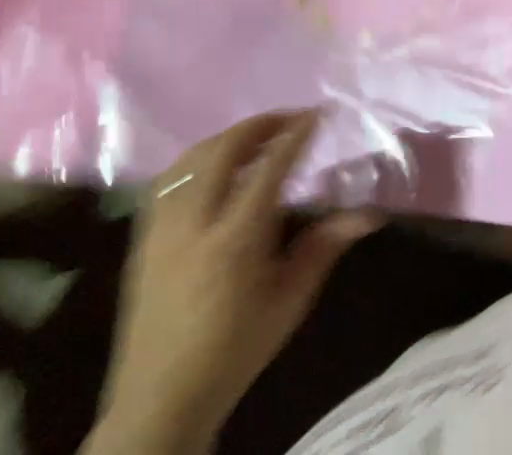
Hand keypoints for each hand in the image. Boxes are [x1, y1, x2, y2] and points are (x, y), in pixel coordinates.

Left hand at [88, 112, 381, 454]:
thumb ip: (324, 247)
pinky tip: (212, 168)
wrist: (163, 395)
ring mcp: (161, 229)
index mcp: (236, 240)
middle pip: (222, 151)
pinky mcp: (142, 239)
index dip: (294, 135)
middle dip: (258, 126)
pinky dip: (194, 160)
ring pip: (189, 160)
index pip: (269, 168)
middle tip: (288, 119)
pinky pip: (166, 181)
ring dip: (225, 139)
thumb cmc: (237, 348)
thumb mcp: (290, 300)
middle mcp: (194, 224)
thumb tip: (370, 214)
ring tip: (255, 137)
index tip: (316, 115)